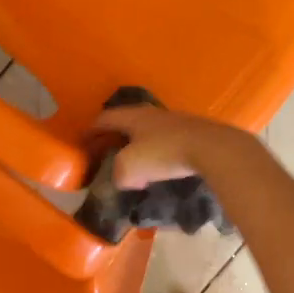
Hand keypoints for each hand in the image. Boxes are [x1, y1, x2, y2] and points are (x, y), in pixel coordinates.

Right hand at [91, 105, 248, 189]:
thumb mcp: (130, 168)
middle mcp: (152, 113)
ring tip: (132, 162)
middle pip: (126, 122)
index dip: (90, 131)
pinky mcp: (192, 132)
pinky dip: (156, 152)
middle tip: (105, 151)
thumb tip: (124, 179)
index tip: (82, 142)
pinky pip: (166, 141)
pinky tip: (160, 167)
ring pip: (147, 131)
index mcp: (132, 116)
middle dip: (114, 136)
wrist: (211, 148)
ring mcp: (175, 120)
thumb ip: (118, 174)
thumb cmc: (164, 153)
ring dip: (137, 145)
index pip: (104, 119)